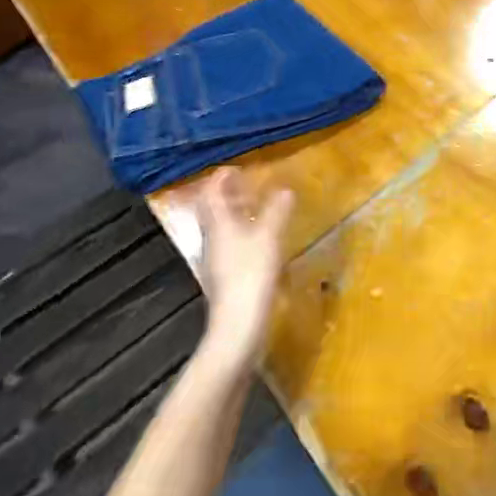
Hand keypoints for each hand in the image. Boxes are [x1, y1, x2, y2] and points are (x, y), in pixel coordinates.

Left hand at [188, 168, 293, 362]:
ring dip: (236, 214)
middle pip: (213, 209)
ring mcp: (216, 260)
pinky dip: (242, 233)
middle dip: (228, 194)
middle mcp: (212, 239)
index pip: (211, 192)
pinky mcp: (224, 277)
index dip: (221, 177)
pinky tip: (260, 241)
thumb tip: (285, 189)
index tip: (238, 167)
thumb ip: (277, 211)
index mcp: (218, 224)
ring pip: (221, 228)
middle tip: (249, 185)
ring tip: (258, 209)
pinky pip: (230, 244)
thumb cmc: (251, 275)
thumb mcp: (269, 238)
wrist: (238, 327)